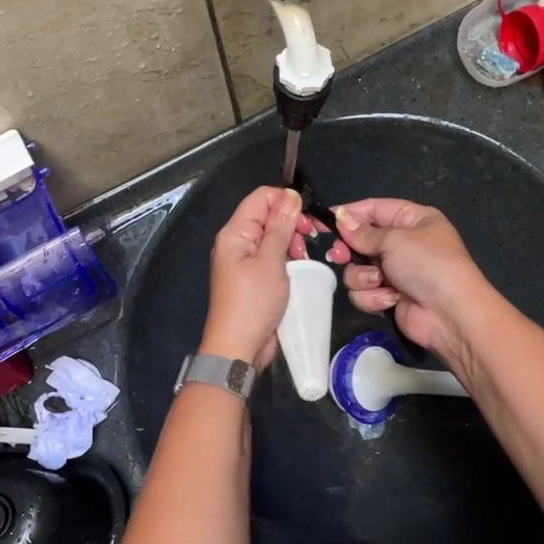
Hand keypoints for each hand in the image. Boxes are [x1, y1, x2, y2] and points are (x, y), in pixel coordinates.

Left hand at [201, 186, 303, 366]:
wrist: (239, 347)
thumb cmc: (253, 303)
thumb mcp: (271, 261)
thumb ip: (281, 227)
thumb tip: (290, 195)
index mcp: (235, 233)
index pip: (261, 198)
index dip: (286, 201)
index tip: (307, 219)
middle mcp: (238, 243)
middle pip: (269, 217)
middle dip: (292, 223)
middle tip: (308, 241)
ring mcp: (246, 263)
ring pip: (274, 238)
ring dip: (292, 243)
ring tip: (303, 258)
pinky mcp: (256, 280)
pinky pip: (274, 259)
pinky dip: (289, 260)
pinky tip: (300, 268)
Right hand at [331, 198, 492, 361]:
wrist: (449, 313)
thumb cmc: (427, 265)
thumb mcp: (395, 239)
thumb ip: (364, 232)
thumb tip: (341, 218)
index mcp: (412, 220)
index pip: (374, 209)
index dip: (348, 214)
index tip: (322, 221)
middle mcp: (403, 244)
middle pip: (361, 241)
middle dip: (350, 251)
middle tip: (339, 256)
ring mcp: (396, 273)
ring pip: (358, 271)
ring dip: (364, 278)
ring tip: (379, 282)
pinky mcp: (389, 297)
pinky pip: (365, 293)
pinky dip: (374, 297)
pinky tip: (390, 300)